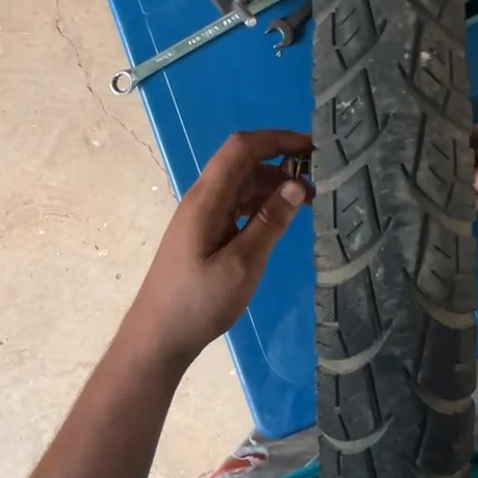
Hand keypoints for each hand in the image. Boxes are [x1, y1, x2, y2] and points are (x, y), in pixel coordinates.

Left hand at [122, 130, 313, 372]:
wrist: (157, 338)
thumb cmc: (198, 303)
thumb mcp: (242, 264)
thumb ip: (270, 222)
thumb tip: (297, 183)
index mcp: (208, 199)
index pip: (242, 148)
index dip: (277, 139)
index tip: (313, 147)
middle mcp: (203, 198)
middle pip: (243, 162)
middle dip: (281, 160)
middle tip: (319, 178)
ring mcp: (202, 215)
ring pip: (242, 183)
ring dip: (274, 184)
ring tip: (310, 200)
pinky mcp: (205, 231)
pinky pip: (237, 203)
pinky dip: (262, 202)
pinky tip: (283, 217)